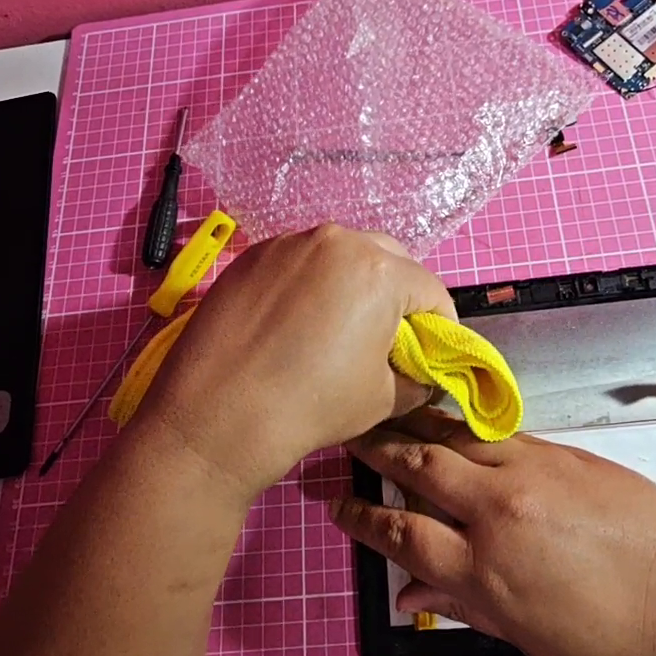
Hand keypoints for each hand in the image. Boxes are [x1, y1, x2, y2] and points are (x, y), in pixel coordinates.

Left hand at [135, 224, 454, 499]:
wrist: (215, 415)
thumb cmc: (311, 406)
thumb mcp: (385, 399)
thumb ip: (418, 374)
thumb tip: (422, 366)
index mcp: (379, 270)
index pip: (431, 290)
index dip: (440, 325)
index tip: (430, 352)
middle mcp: (338, 240)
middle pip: (390, 259)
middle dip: (399, 293)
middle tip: (385, 336)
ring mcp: (290, 242)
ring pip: (342, 254)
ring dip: (353, 282)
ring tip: (334, 326)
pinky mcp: (254, 253)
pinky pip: (300, 260)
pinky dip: (310, 282)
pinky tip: (292, 322)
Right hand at [334, 409, 655, 655]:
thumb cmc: (623, 638)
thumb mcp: (531, 638)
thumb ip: (464, 605)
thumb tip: (413, 593)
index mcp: (488, 573)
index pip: (400, 534)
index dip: (360, 517)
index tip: (337, 505)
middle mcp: (500, 510)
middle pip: (417, 466)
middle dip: (375, 450)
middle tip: (347, 439)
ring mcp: (530, 471)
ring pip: (453, 435)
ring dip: (414, 424)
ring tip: (386, 414)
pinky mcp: (558, 449)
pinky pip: (495, 430)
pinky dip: (463, 425)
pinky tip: (450, 422)